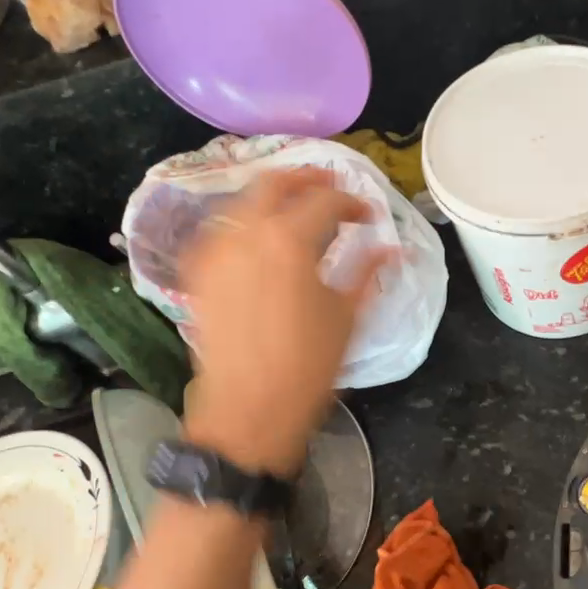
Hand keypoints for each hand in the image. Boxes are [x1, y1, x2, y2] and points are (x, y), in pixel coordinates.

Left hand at [178, 168, 386, 475]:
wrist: (247, 410)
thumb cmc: (307, 368)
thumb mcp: (347, 318)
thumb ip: (367, 272)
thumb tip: (390, 248)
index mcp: (290, 240)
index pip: (326, 200)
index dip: (353, 202)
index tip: (368, 217)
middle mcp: (246, 233)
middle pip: (275, 182)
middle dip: (306, 178)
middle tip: (329, 186)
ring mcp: (215, 250)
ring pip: (243, 201)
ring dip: (273, 198)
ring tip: (297, 212)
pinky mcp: (197, 272)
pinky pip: (223, 231)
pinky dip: (246, 224)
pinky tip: (262, 240)